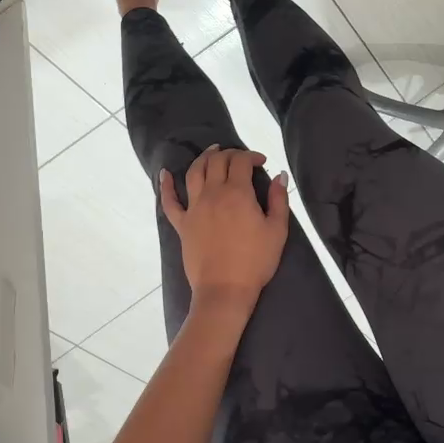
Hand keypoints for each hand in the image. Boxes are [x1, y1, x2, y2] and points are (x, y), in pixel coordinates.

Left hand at [159, 147, 289, 313]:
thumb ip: (279, 199)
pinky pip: (169, 201)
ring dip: (203, 157)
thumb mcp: (277, 230)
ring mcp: (194, 207)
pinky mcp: (182, 224)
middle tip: (240, 158)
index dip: (251, 155)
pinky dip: (165, 186)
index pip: (240, 161)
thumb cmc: (255, 261)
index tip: (261, 162)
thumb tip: (279, 174)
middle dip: (230, 153)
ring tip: (212, 151)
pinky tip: (164, 174)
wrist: (225, 290)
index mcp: (237, 193)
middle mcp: (213, 193)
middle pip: (217, 161)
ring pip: (194, 172)